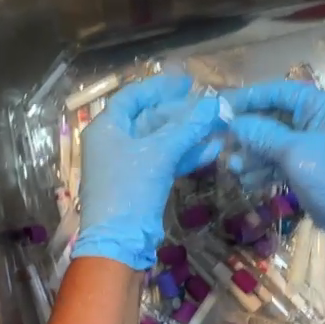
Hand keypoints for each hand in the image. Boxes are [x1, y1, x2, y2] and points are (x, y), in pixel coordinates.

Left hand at [74, 73, 224, 269]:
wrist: (119, 242)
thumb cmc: (130, 189)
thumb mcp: (159, 153)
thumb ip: (188, 127)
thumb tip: (215, 104)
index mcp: (106, 128)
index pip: (132, 97)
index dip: (159, 87)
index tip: (187, 82)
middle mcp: (113, 143)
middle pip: (149, 118)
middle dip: (181, 113)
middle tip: (210, 106)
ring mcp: (126, 165)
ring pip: (160, 141)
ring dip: (188, 135)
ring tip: (218, 126)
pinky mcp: (140, 184)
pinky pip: (164, 161)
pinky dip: (184, 155)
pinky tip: (211, 150)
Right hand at [224, 80, 324, 284]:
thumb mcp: (296, 153)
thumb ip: (263, 135)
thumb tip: (233, 123)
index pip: (281, 92)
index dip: (250, 98)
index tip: (222, 107)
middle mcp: (321, 122)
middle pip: (276, 118)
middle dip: (249, 132)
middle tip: (222, 143)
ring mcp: (317, 147)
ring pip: (276, 143)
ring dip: (253, 154)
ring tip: (233, 168)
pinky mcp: (313, 170)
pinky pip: (282, 162)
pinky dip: (264, 170)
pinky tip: (247, 181)